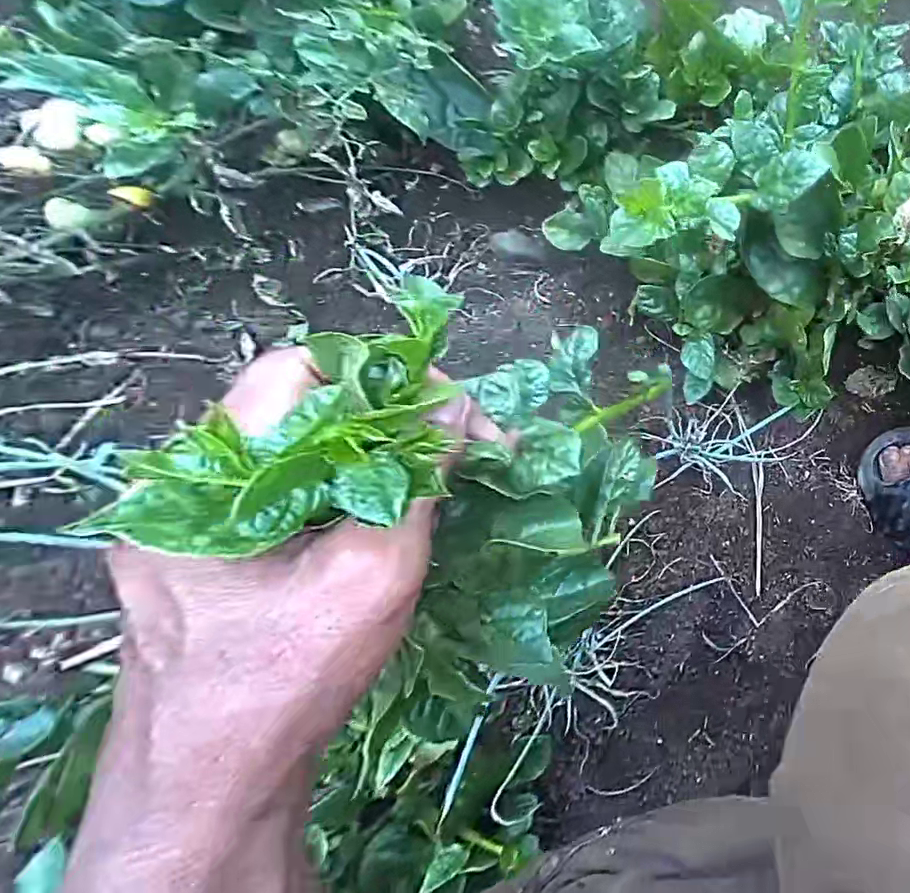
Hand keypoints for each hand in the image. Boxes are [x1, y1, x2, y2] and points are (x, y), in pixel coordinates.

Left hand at [65, 347, 496, 892]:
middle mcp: (191, 485)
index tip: (453, 406)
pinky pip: (307, 479)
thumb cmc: (295, 670)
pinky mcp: (224, 541)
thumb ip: (417, 476)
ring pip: (316, 442)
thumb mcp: (376, 565)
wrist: (217, 778)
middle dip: (406, 413)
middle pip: (313, 404)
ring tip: (463, 467)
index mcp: (206, 482)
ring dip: (395, 446)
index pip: (296, 371)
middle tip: (477, 442)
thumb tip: (458, 404)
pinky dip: (370, 476)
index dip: (384, 372)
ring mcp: (203, 515)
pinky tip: (417, 499)